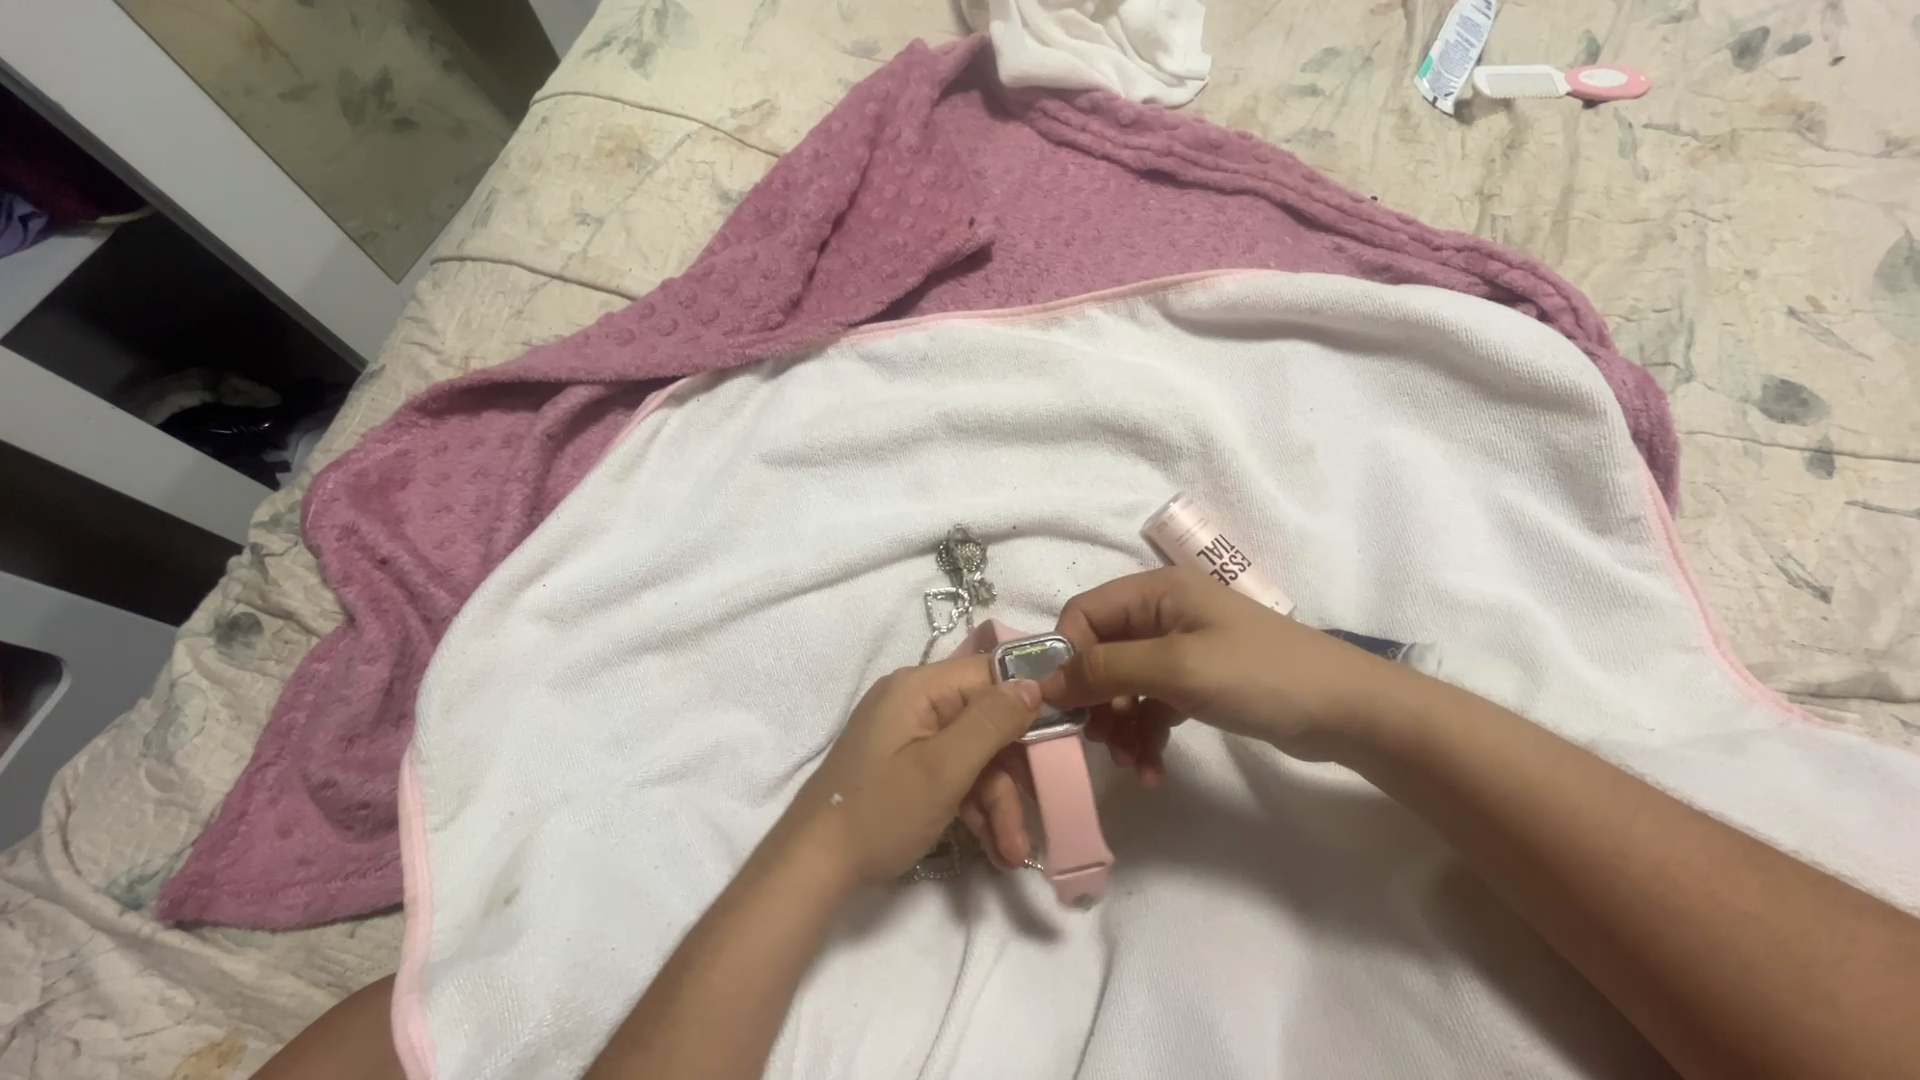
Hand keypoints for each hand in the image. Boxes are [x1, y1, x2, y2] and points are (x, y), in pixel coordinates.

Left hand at [776, 654, 1042, 887]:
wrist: (814, 867)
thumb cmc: (880, 811)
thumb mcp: (943, 769)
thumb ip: (991, 723)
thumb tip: (1034, 683)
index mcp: (919, 688)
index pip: (990, 674)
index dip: (1029, 700)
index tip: (1065, 734)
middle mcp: (915, 703)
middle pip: (986, 722)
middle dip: (1014, 774)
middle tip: (1041, 813)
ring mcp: (910, 737)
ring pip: (975, 757)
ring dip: (998, 804)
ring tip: (1014, 853)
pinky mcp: (908, 768)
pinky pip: (954, 776)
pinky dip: (975, 809)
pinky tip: (996, 850)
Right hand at [1044, 567, 1404, 775]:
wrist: (1346, 711)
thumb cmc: (1258, 676)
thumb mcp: (1176, 668)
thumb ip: (1107, 669)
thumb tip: (1045, 681)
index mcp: (1156, 592)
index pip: (1084, 614)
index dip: (1065, 657)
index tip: (1059, 706)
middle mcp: (1164, 614)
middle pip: (1101, 653)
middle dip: (1094, 700)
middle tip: (1097, 742)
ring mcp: (1183, 649)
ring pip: (1125, 685)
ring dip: (1119, 725)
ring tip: (1130, 763)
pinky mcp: (1199, 682)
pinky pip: (1153, 705)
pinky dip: (1146, 735)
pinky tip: (1152, 770)